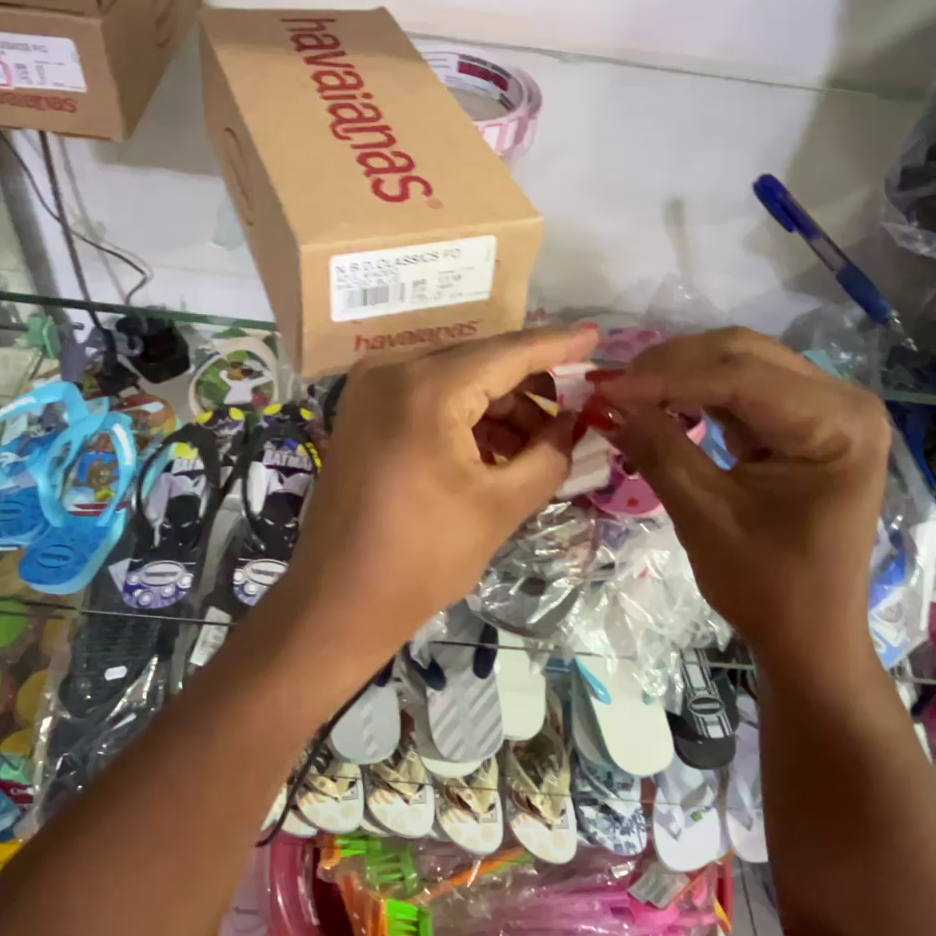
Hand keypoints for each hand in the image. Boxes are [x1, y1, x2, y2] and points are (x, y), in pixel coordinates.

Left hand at [269, 326, 597, 677]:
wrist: (338, 599)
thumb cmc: (422, 557)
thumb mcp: (501, 506)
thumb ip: (549, 454)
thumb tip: (572, 421)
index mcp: (426, 388)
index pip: (508, 352)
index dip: (557, 346)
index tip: (597, 337)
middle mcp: (391, 370)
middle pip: (479, 361)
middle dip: (529, 386)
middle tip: (574, 410)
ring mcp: (368, 388)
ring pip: (453, 378)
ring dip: (498, 405)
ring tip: (538, 445)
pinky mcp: (360, 411)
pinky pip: (425, 395)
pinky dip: (463, 415)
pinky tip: (496, 449)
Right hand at [588, 328, 890, 670]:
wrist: (810, 635)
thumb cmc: (768, 587)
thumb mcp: (704, 515)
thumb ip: (658, 448)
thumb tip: (603, 400)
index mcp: (838, 425)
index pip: (740, 377)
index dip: (665, 377)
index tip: (603, 388)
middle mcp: (844, 401)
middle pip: (744, 355)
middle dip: (671, 366)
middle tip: (610, 387)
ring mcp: (829, 407)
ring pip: (741, 362)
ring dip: (680, 373)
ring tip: (626, 392)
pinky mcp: (807, 420)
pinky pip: (745, 387)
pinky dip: (697, 390)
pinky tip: (658, 401)